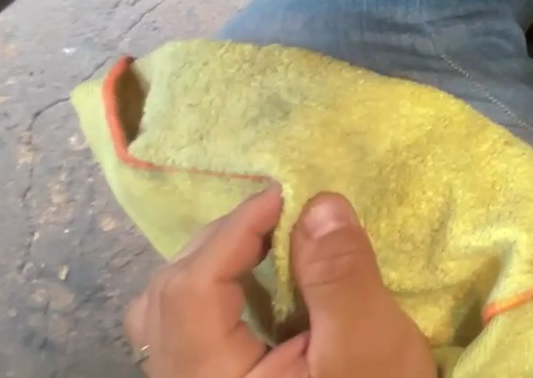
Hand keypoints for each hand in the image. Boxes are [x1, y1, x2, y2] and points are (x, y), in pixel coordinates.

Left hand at [126, 189, 435, 377]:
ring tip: (274, 233)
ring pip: (166, 311)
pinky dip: (220, 282)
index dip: (236, 229)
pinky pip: (188, 324)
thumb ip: (340, 274)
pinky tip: (264, 271)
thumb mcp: (367, 342)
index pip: (190, 288)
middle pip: (165, 296)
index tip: (291, 191)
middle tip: (288, 208)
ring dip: (217, 257)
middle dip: (224, 237)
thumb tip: (321, 202)